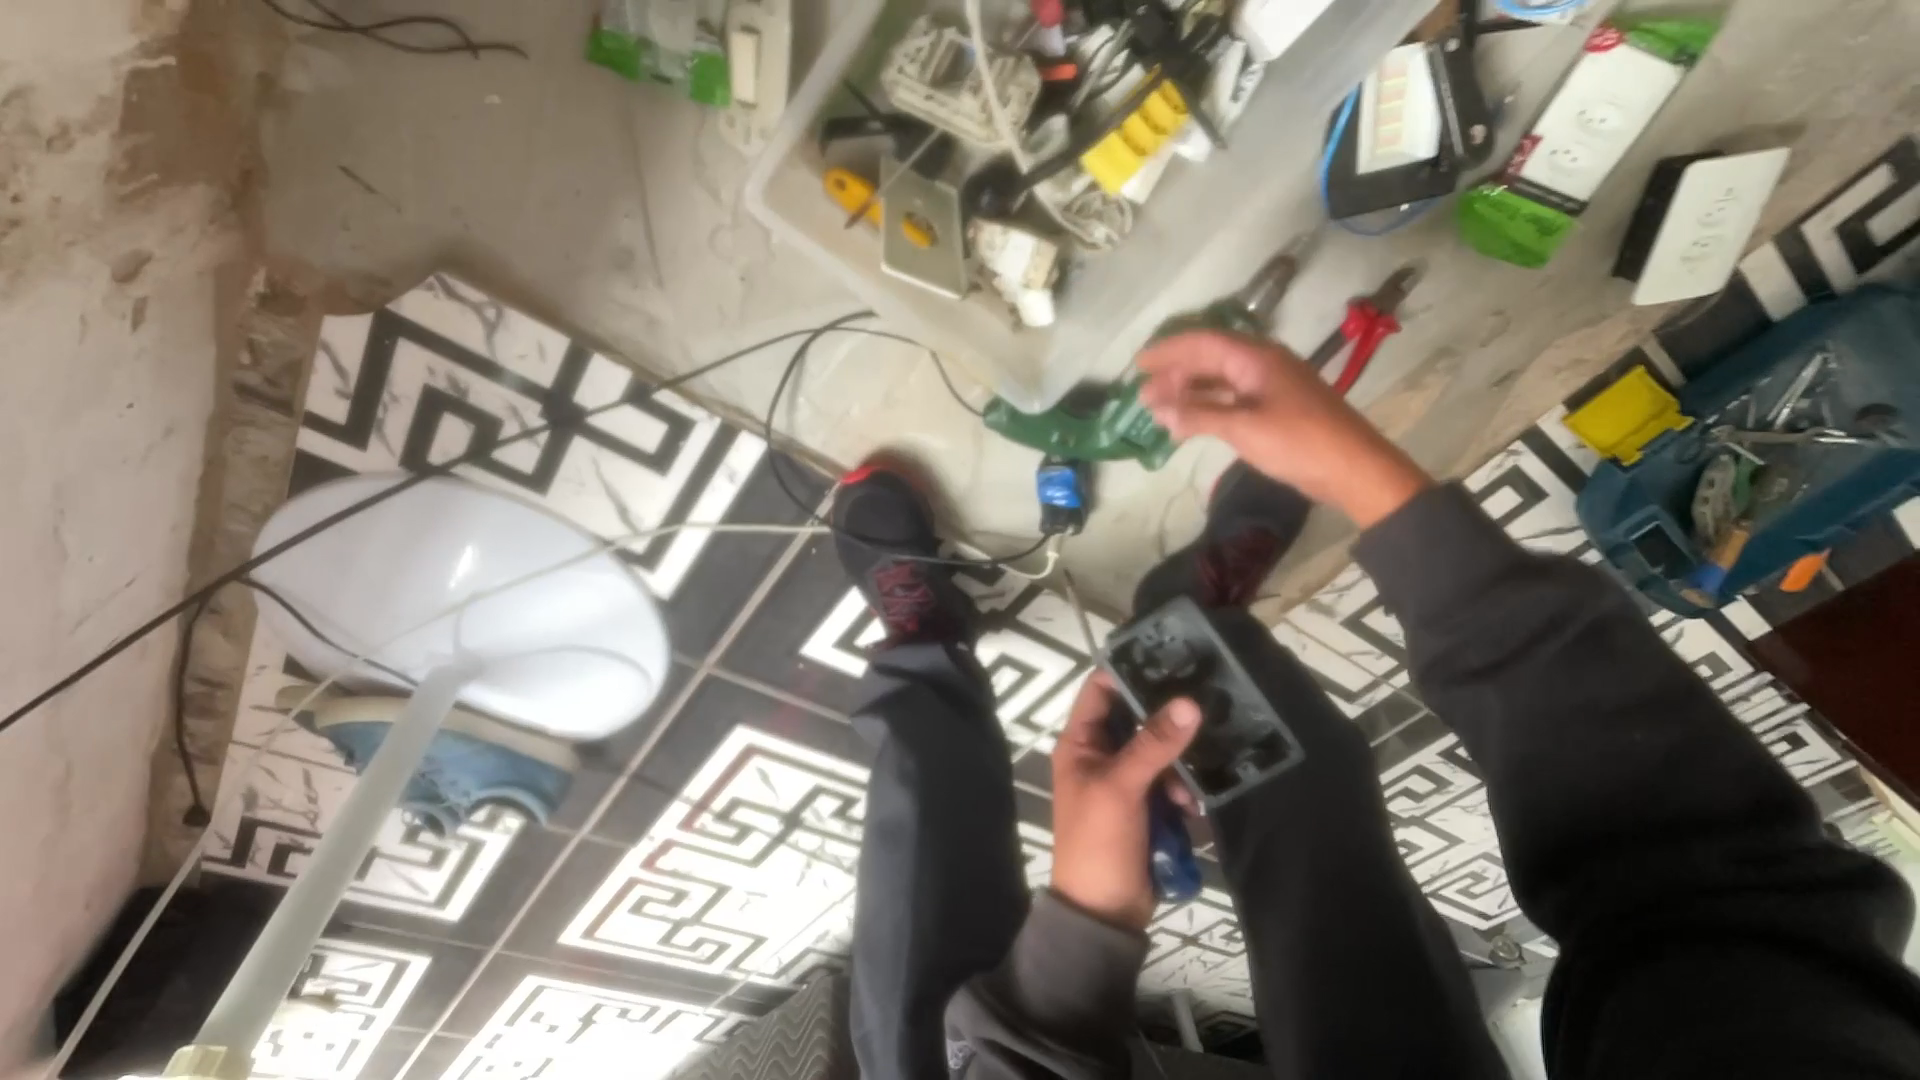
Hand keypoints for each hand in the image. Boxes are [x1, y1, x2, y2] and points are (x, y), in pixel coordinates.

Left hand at [1050, 672, 1201, 931]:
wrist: (1103, 911)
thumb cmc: (1098, 841)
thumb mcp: (1121, 788)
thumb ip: (1153, 745)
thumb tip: (1188, 702)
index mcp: (1080, 742)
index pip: (1101, 690)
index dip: (1129, 671)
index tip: (1170, 655)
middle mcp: (1101, 753)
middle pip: (1137, 717)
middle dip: (1168, 715)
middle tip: (1207, 698)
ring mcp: (1126, 779)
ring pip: (1160, 749)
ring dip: (1180, 761)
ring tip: (1197, 775)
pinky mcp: (1148, 804)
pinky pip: (1171, 781)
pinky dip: (1183, 789)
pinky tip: (1193, 806)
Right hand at [1136, 330, 1433, 527]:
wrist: (1354, 468)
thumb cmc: (1298, 442)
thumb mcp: (1243, 429)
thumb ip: (1199, 416)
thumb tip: (1160, 411)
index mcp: (1256, 358)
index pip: (1203, 342)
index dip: (1168, 351)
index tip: (1139, 365)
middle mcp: (1263, 364)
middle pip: (1210, 359)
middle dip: (1175, 374)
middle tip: (1144, 396)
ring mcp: (1271, 386)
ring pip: (1220, 380)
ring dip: (1189, 393)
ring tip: (1160, 411)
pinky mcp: (1277, 408)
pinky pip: (1233, 398)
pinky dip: (1208, 407)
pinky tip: (1191, 423)